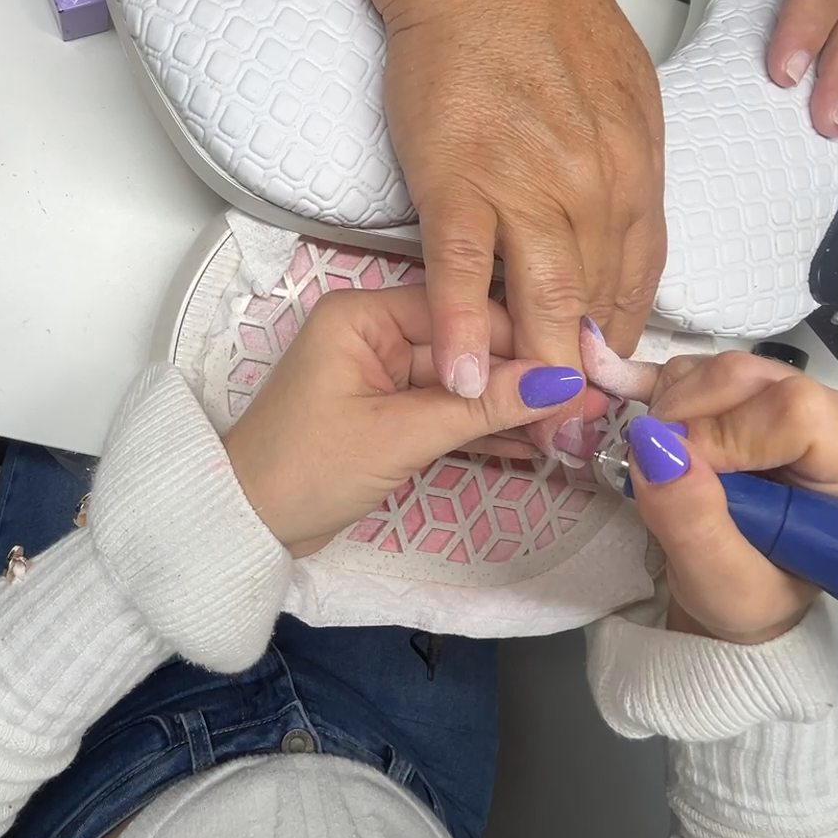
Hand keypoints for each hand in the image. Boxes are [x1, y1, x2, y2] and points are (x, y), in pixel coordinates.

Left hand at [222, 286, 586, 555]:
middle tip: (589, 406)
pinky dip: (483, 430)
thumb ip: (479, 406)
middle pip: (467, 349)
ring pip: (463, 384)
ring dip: (511, 408)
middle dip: (525, 380)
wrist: (248, 525)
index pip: (461, 312)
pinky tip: (534, 444)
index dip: (524, 341)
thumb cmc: (307, 468)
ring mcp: (385, 376)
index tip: (583, 369)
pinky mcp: (390, 414)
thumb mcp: (398, 434)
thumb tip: (562, 383)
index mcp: (365, 315)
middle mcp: (377, 334)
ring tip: (575, 429)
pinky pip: (447, 413)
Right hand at [387, 0, 665, 459]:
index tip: (607, 388)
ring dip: (534, 372)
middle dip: (587, 378)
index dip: (623, 344)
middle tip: (575, 437)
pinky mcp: (460, 183)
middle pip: (595, 302)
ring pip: (539, 298)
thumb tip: (617, 226)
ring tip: (528, 431)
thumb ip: (624, 170)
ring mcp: (526, 189)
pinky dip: (463, 328)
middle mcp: (594, 191)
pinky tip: (461, 378)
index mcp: (634, 174)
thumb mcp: (622, 95)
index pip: (637, 279)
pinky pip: (465, 268)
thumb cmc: (547, 26)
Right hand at [622, 351, 837, 643]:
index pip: (795, 411)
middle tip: (659, 469)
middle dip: (686, 417)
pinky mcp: (749, 390)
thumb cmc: (749, 594)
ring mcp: (793, 396)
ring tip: (664, 465)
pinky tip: (646, 428)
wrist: (735, 585)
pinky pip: (694, 369)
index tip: (678, 474)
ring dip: (669, 409)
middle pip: (750, 378)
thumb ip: (692, 520)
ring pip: (716, 369)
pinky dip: (656, 393)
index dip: (722, 433)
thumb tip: (655, 447)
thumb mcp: (722, 582)